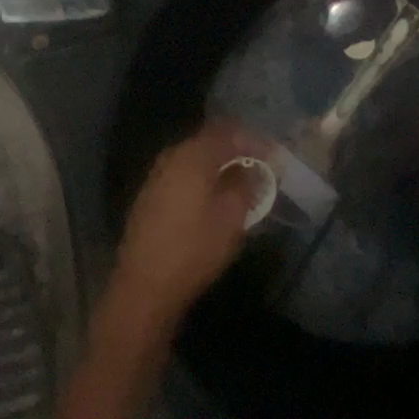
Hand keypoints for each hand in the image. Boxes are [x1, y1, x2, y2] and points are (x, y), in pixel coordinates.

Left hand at [109, 120, 257, 330]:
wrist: (144, 286)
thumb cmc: (194, 248)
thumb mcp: (232, 216)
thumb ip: (246, 184)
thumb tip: (254, 167)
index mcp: (193, 155)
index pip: (228, 132)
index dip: (254, 140)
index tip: (273, 156)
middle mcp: (171, 157)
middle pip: (209, 141)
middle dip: (236, 150)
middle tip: (258, 166)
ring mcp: (156, 176)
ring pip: (194, 158)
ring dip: (218, 165)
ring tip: (239, 182)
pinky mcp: (149, 196)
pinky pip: (182, 175)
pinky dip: (201, 178)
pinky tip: (212, 197)